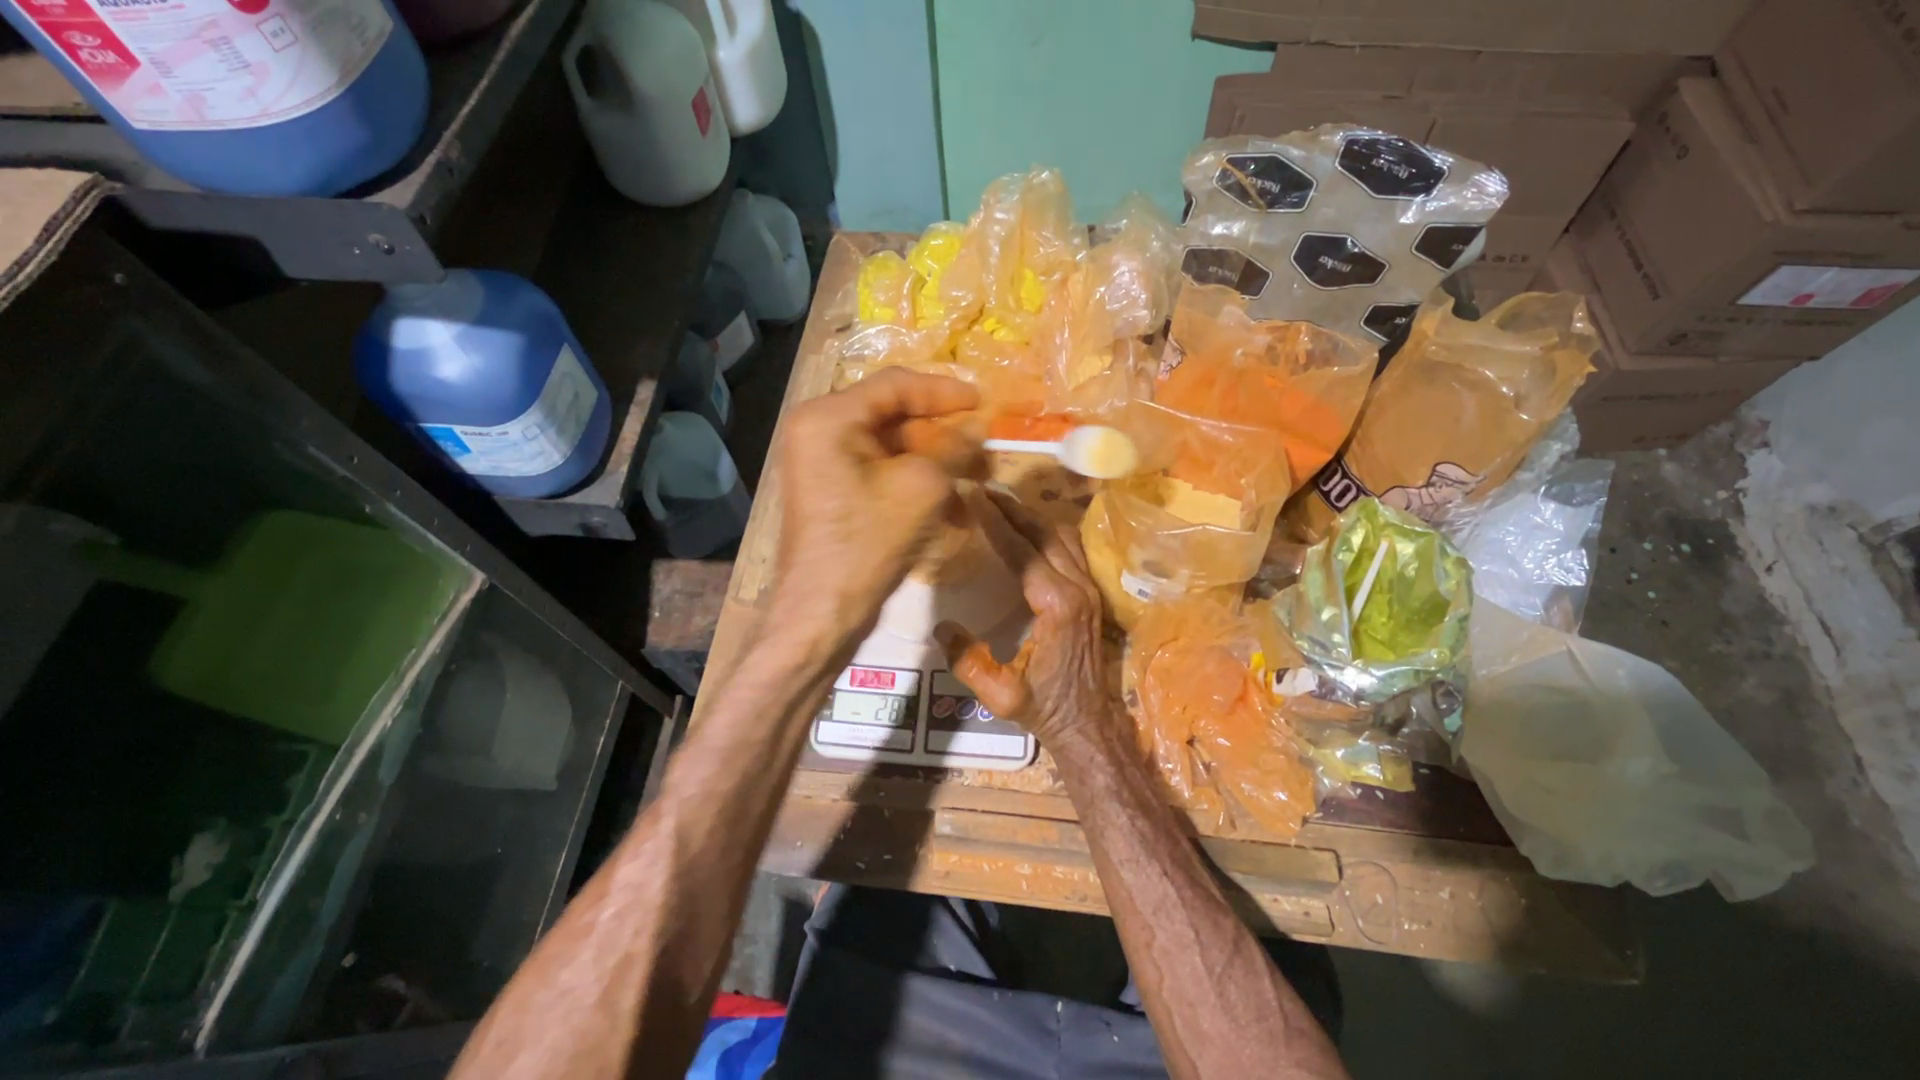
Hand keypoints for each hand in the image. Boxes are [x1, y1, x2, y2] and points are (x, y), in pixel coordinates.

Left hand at [768, 368, 982, 644]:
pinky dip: (917, 488)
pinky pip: (882, 477)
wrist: (823, 611)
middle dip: (945, 438)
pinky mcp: (834, 496)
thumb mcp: (923, 486)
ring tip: (979, 485)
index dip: (944, 392)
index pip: (895, 385)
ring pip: (893, 452)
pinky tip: (954, 513)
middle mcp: (820, 433)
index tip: (984, 403)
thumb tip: (977, 428)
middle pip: (894, 419)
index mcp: (829, 417)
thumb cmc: (868, 541)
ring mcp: (824, 466)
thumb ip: (954, 447)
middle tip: (986, 451)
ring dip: (938, 467)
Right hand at [936, 490, 1110, 747]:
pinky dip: (1049, 530)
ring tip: (1000, 501)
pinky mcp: (1092, 594)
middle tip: (981, 488)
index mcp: (1057, 605)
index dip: (994, 521)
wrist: (1089, 724)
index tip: (972, 496)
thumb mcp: (1000, 694)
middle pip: (1043, 533)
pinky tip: (1029, 527)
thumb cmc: (1044, 709)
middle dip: (1011, 508)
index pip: (1021, 551)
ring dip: (1031, 515)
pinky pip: (1072, 548)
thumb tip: (941, 628)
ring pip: (1062, 536)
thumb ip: (969, 662)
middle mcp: (1078, 588)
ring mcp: (1089, 589)